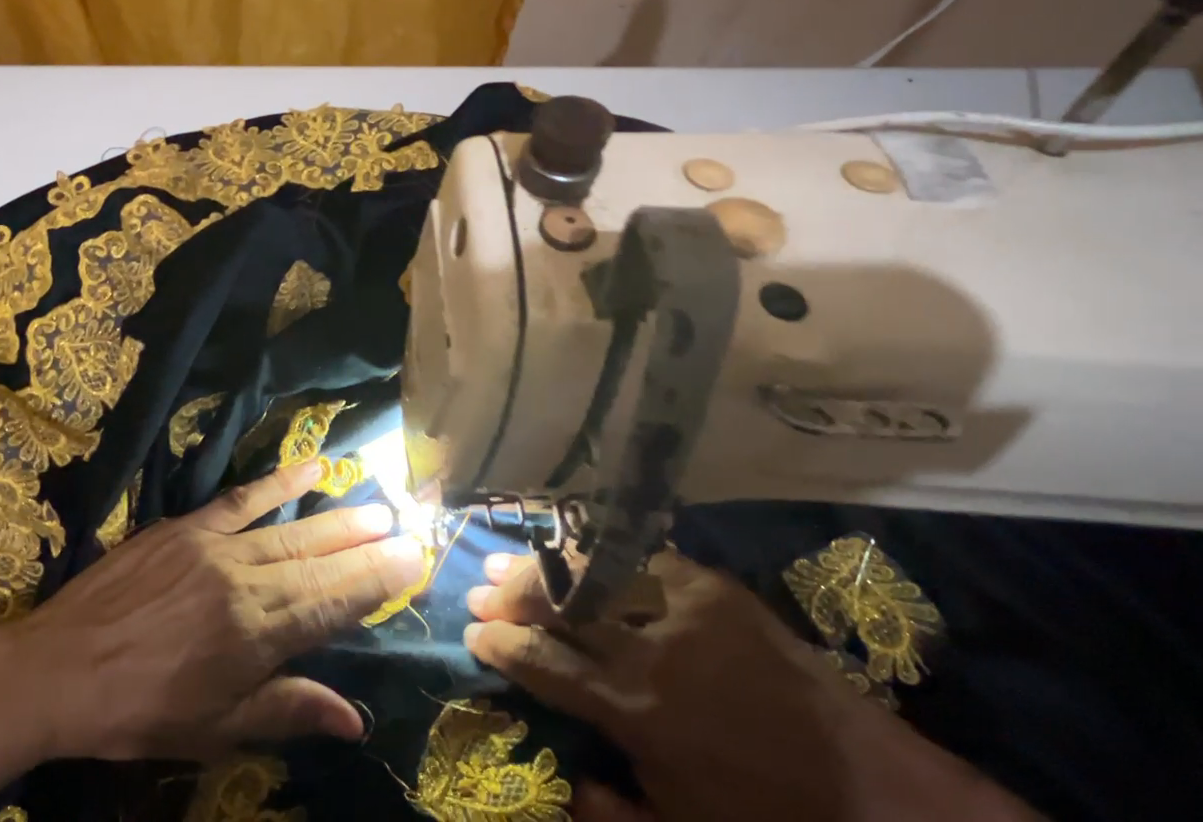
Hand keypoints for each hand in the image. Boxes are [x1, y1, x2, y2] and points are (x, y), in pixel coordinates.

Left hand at [9, 460, 425, 760]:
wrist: (59, 669)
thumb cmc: (140, 710)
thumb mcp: (215, 729)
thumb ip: (286, 710)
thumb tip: (354, 719)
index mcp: (255, 636)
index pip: (331, 604)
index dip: (375, 584)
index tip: (413, 561)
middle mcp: (243, 583)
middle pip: (318, 562)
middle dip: (367, 548)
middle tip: (410, 527)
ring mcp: (212, 548)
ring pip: (288, 532)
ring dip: (336, 520)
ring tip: (377, 507)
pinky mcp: (182, 528)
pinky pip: (238, 500)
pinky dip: (276, 483)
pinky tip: (309, 468)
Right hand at [464, 552, 1042, 821]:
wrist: (879, 793)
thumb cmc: (768, 818)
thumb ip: (609, 811)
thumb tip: (560, 780)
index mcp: (634, 710)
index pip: (543, 661)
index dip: (500, 644)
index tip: (473, 635)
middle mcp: (651, 649)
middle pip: (560, 603)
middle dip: (512, 594)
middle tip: (480, 590)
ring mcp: (687, 610)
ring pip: (595, 571)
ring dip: (548, 567)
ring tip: (515, 563)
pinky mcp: (720, 591)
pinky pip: (648, 561)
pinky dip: (607, 558)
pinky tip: (584, 558)